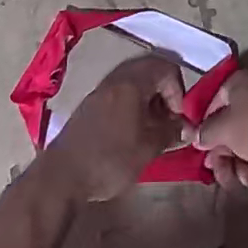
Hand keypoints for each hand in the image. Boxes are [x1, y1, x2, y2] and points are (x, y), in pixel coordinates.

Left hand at [33, 55, 185, 204]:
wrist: (60, 179)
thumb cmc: (109, 160)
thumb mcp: (149, 147)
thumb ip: (172, 131)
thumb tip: (186, 128)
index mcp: (131, 84)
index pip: (166, 68)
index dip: (179, 90)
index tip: (177, 116)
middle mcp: (114, 81)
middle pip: (149, 69)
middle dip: (165, 90)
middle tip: (169, 116)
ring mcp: (99, 92)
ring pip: (133, 81)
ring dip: (149, 97)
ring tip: (154, 125)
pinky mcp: (89, 107)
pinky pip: (119, 92)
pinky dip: (133, 103)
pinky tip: (134, 130)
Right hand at [193, 70, 247, 189]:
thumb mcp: (224, 130)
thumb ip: (204, 133)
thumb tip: (195, 136)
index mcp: (237, 83)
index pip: (208, 105)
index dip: (201, 131)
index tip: (198, 152)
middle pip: (227, 129)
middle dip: (224, 157)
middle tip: (223, 175)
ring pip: (244, 143)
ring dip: (242, 165)